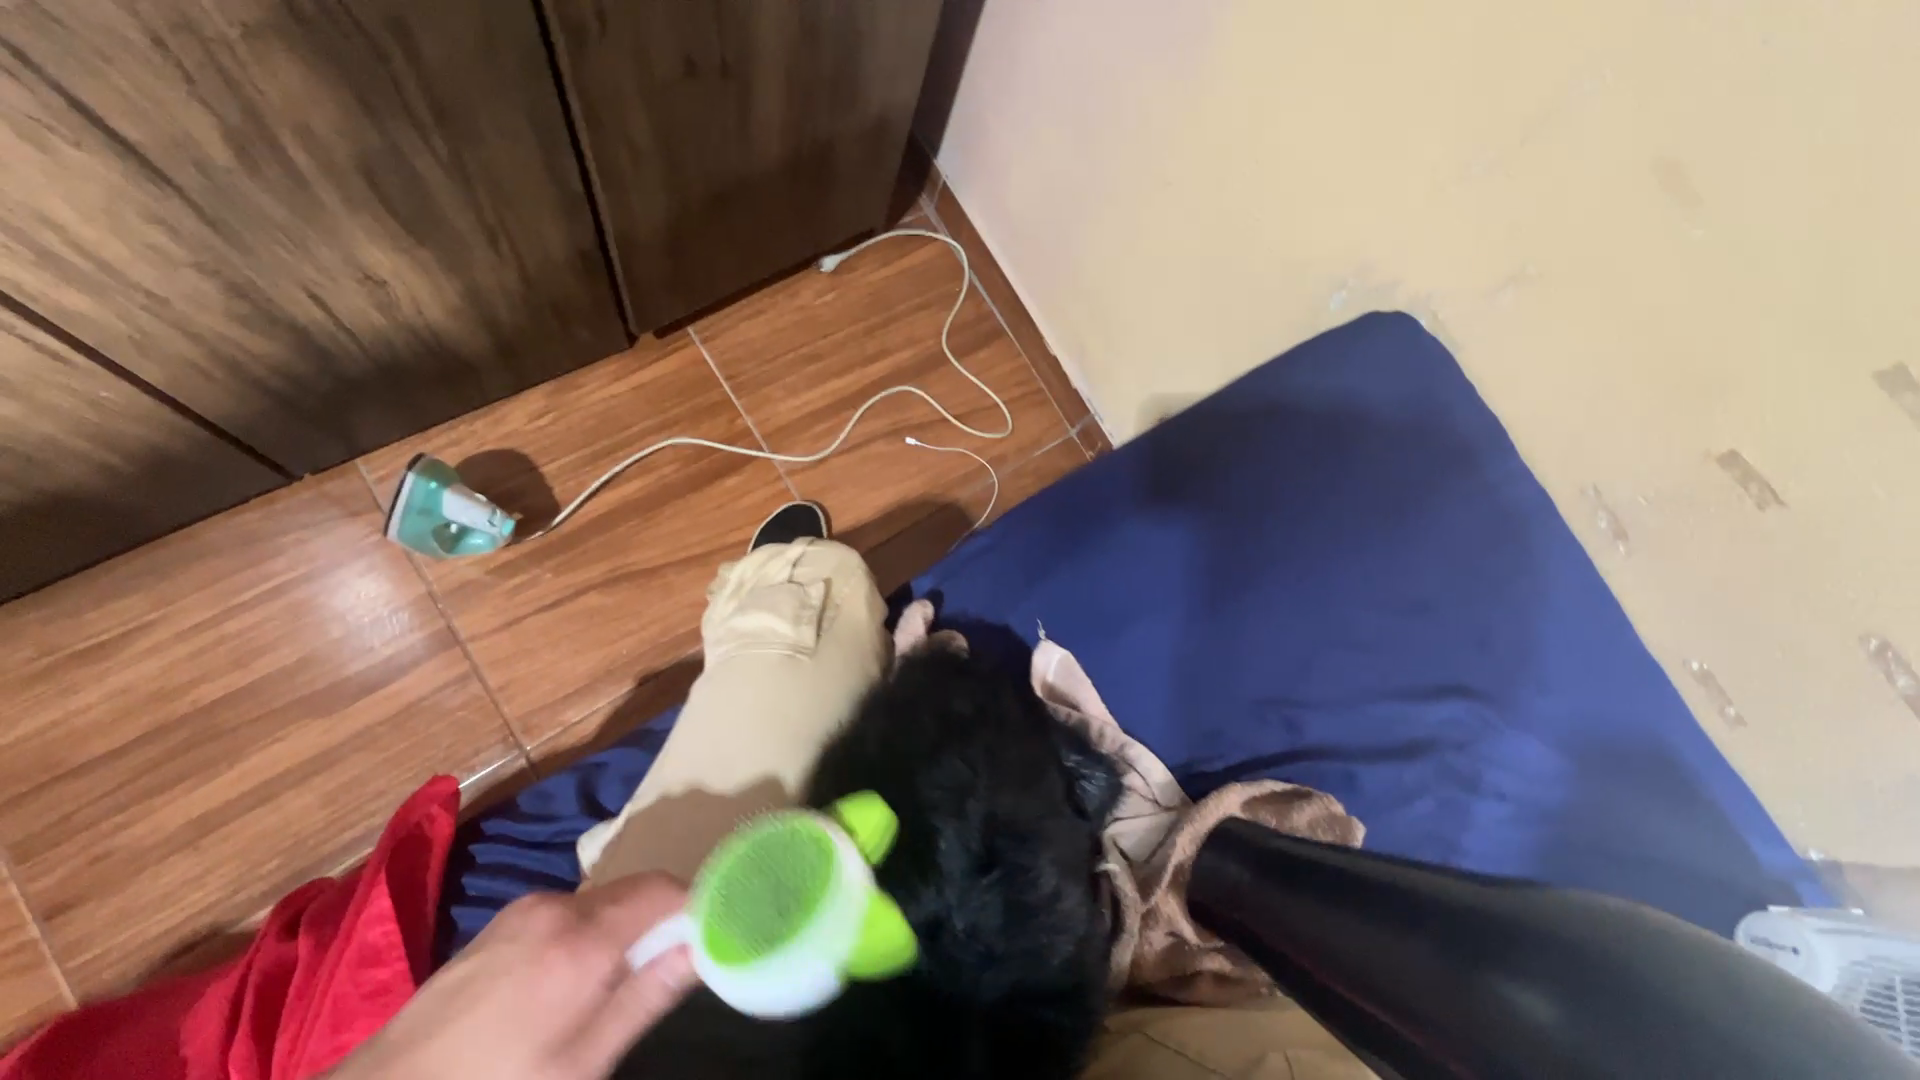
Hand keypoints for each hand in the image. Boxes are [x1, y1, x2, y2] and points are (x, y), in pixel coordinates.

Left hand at [329, 873, 695, 1079]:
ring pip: (601, 902)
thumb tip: (700, 949)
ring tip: (619, 985)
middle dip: (662, 919)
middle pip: (633, 891)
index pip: (663, 889)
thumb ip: (646, 996)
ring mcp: (523, 910)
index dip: (696, 904)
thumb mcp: (582, 1060)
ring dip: (625, 928)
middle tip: (672, 968)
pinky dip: (590, 932)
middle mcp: (555, 907)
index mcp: (581, 938)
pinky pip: (568, 913)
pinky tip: (572, 982)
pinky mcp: (500, 923)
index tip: (714, 933)